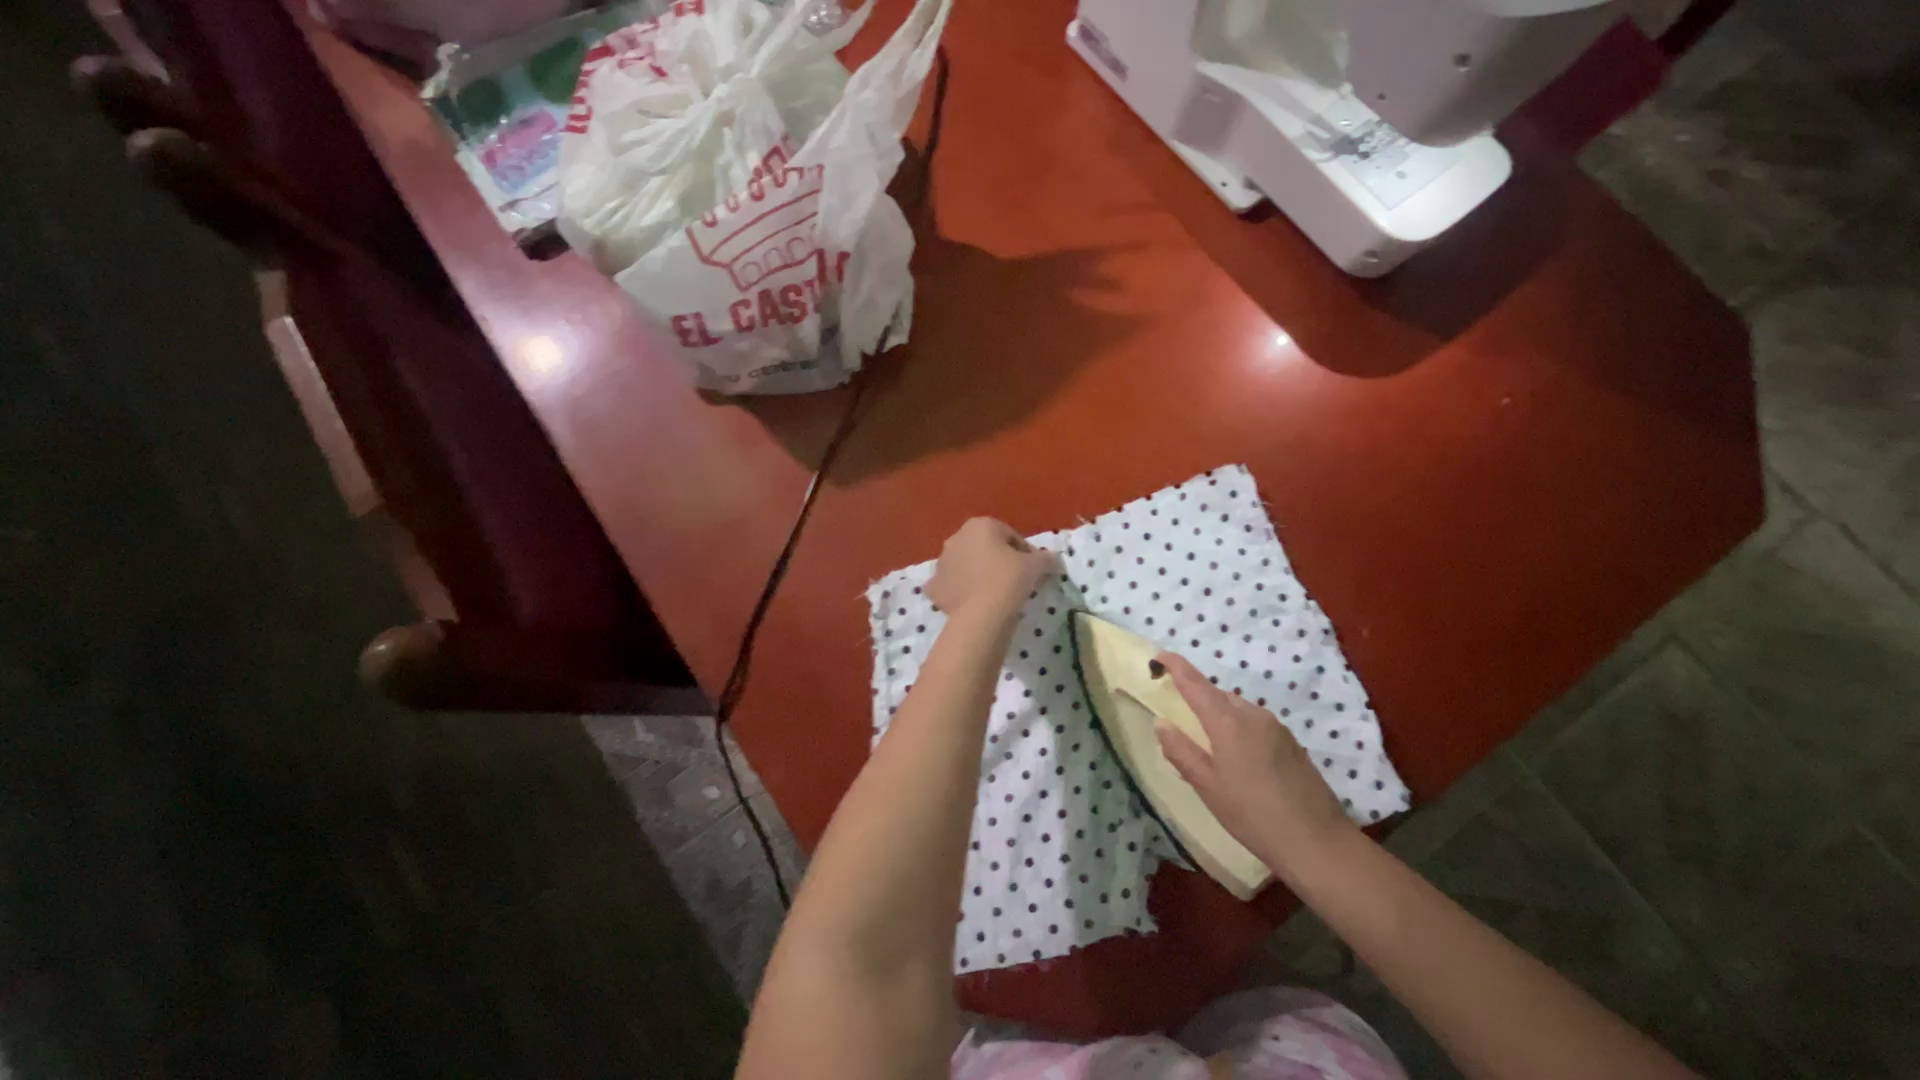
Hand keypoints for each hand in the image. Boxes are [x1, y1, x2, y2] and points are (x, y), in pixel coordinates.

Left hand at [926, 518, 1054, 621]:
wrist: (982, 614)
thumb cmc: (1009, 579)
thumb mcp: (1036, 566)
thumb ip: (1046, 558)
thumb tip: (1054, 559)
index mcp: (980, 525)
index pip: (1008, 535)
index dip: (1023, 552)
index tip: (1032, 569)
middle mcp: (956, 538)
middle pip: (983, 548)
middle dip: (997, 560)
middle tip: (1014, 581)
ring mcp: (941, 564)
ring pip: (965, 567)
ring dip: (977, 575)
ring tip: (994, 594)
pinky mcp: (934, 588)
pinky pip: (950, 587)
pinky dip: (959, 592)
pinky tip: (972, 603)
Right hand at [1153, 651, 1358, 878]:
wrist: (1316, 841)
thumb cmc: (1252, 816)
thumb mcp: (1207, 787)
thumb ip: (1181, 751)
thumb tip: (1162, 722)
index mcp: (1228, 723)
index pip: (1196, 684)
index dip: (1176, 666)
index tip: (1159, 656)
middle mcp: (1253, 715)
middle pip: (1218, 695)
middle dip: (1196, 696)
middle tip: (1178, 712)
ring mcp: (1276, 727)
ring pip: (1238, 709)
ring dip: (1219, 715)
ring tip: (1205, 741)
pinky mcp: (1291, 742)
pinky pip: (1255, 723)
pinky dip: (1238, 728)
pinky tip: (1236, 757)